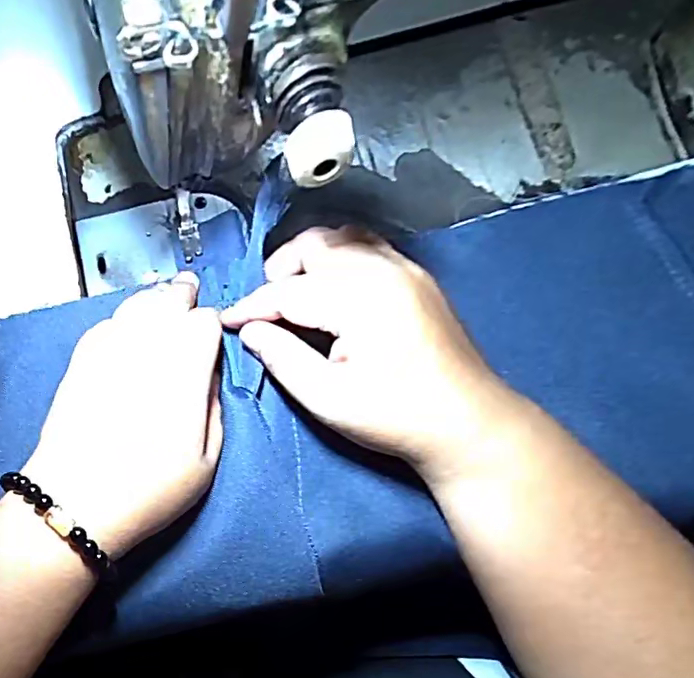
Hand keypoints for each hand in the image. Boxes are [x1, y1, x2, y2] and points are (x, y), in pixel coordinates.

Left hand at [21, 273, 223, 557]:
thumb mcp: (206, 460)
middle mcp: (146, 343)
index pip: (206, 320)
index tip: (212, 341)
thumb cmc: (148, 488)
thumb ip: (213, 406)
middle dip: (183, 297)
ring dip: (154, 302)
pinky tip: (128, 333)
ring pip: (136, 303)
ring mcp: (108, 346)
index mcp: (185, 365)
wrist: (76, 499)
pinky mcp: (80, 358)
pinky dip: (123, 321)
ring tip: (162, 306)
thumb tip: (209, 375)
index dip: (212, 327)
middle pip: (169, 298)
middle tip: (190, 295)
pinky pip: (107, 323)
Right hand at [220, 226, 525, 485]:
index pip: (288, 289)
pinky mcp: (418, 278)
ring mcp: (406, 269)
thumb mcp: (326, 398)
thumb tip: (251, 331)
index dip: (252, 305)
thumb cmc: (395, 416)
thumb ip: (282, 358)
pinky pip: (369, 248)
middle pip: (315, 245)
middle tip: (262, 308)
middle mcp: (383, 270)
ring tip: (294, 294)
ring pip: (343, 239)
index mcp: (357, 298)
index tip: (227, 321)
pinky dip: (340, 259)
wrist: (466, 421)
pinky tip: (333, 292)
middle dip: (279, 271)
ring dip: (310, 259)